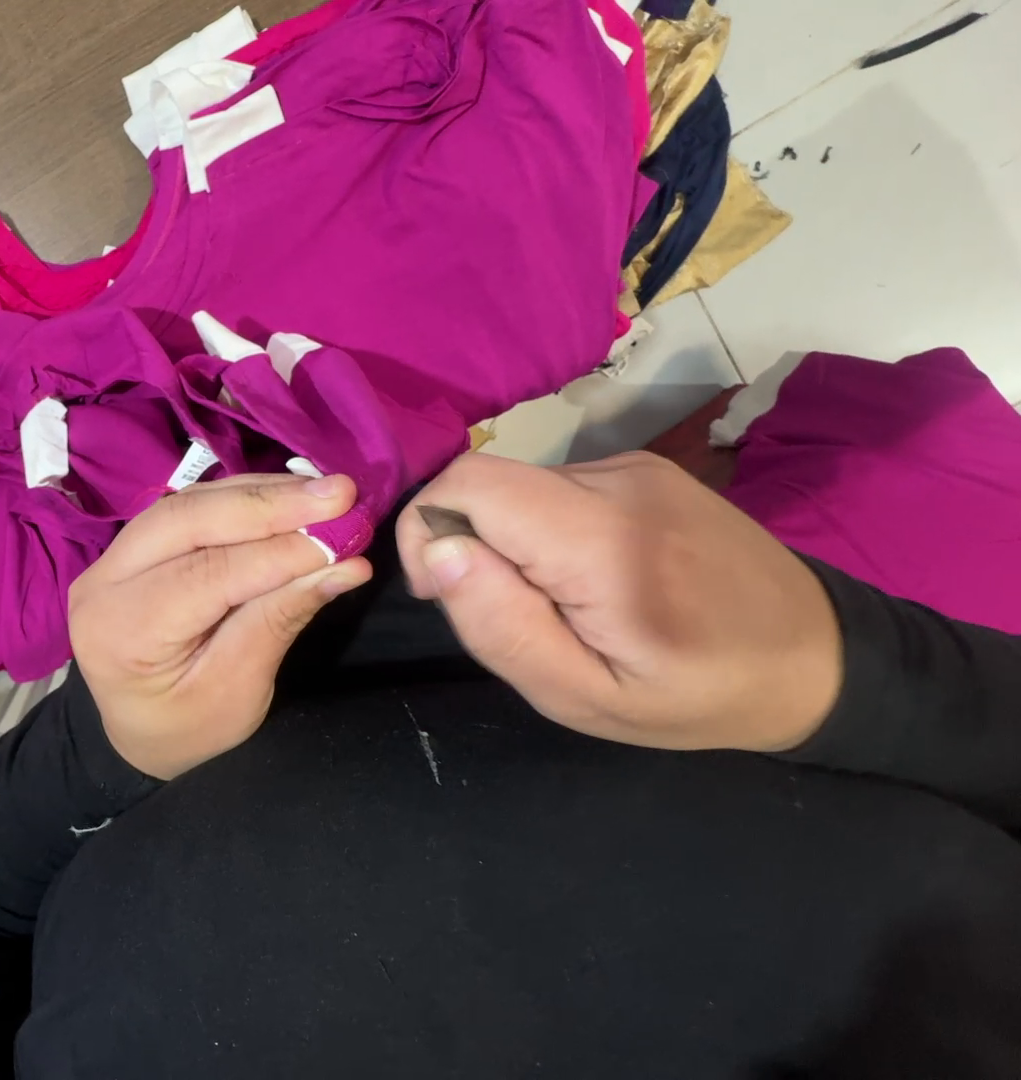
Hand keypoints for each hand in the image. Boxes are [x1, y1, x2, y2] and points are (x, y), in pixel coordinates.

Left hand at [69, 474, 374, 778]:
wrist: (141, 733)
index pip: (205, 574)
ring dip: (257, 494)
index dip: (278, 550)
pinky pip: (183, 510)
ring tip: (324, 493)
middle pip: (184, 520)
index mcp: (121, 632)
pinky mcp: (125, 549)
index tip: (345, 533)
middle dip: (267, 503)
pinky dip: (238, 500)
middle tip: (340, 494)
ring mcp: (107, 561)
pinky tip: (286, 497)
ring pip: (184, 505)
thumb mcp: (239, 691)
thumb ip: (279, 619)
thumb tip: (343, 562)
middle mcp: (101, 584)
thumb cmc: (189, 727)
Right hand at [395, 452, 841, 752]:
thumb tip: (441, 550)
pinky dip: (537, 529)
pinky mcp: (642, 469)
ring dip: (505, 540)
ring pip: (514, 488)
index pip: (468, 484)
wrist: (821, 660)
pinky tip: (582, 574)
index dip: (426, 529)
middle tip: (506, 608)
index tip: (441, 591)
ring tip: (557, 598)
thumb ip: (500, 625)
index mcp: (603, 540)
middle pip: (483, 484)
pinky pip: (549, 488)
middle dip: (464, 543)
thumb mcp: (581, 696)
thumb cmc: (695, 695)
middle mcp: (618, 481)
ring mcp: (635, 468)